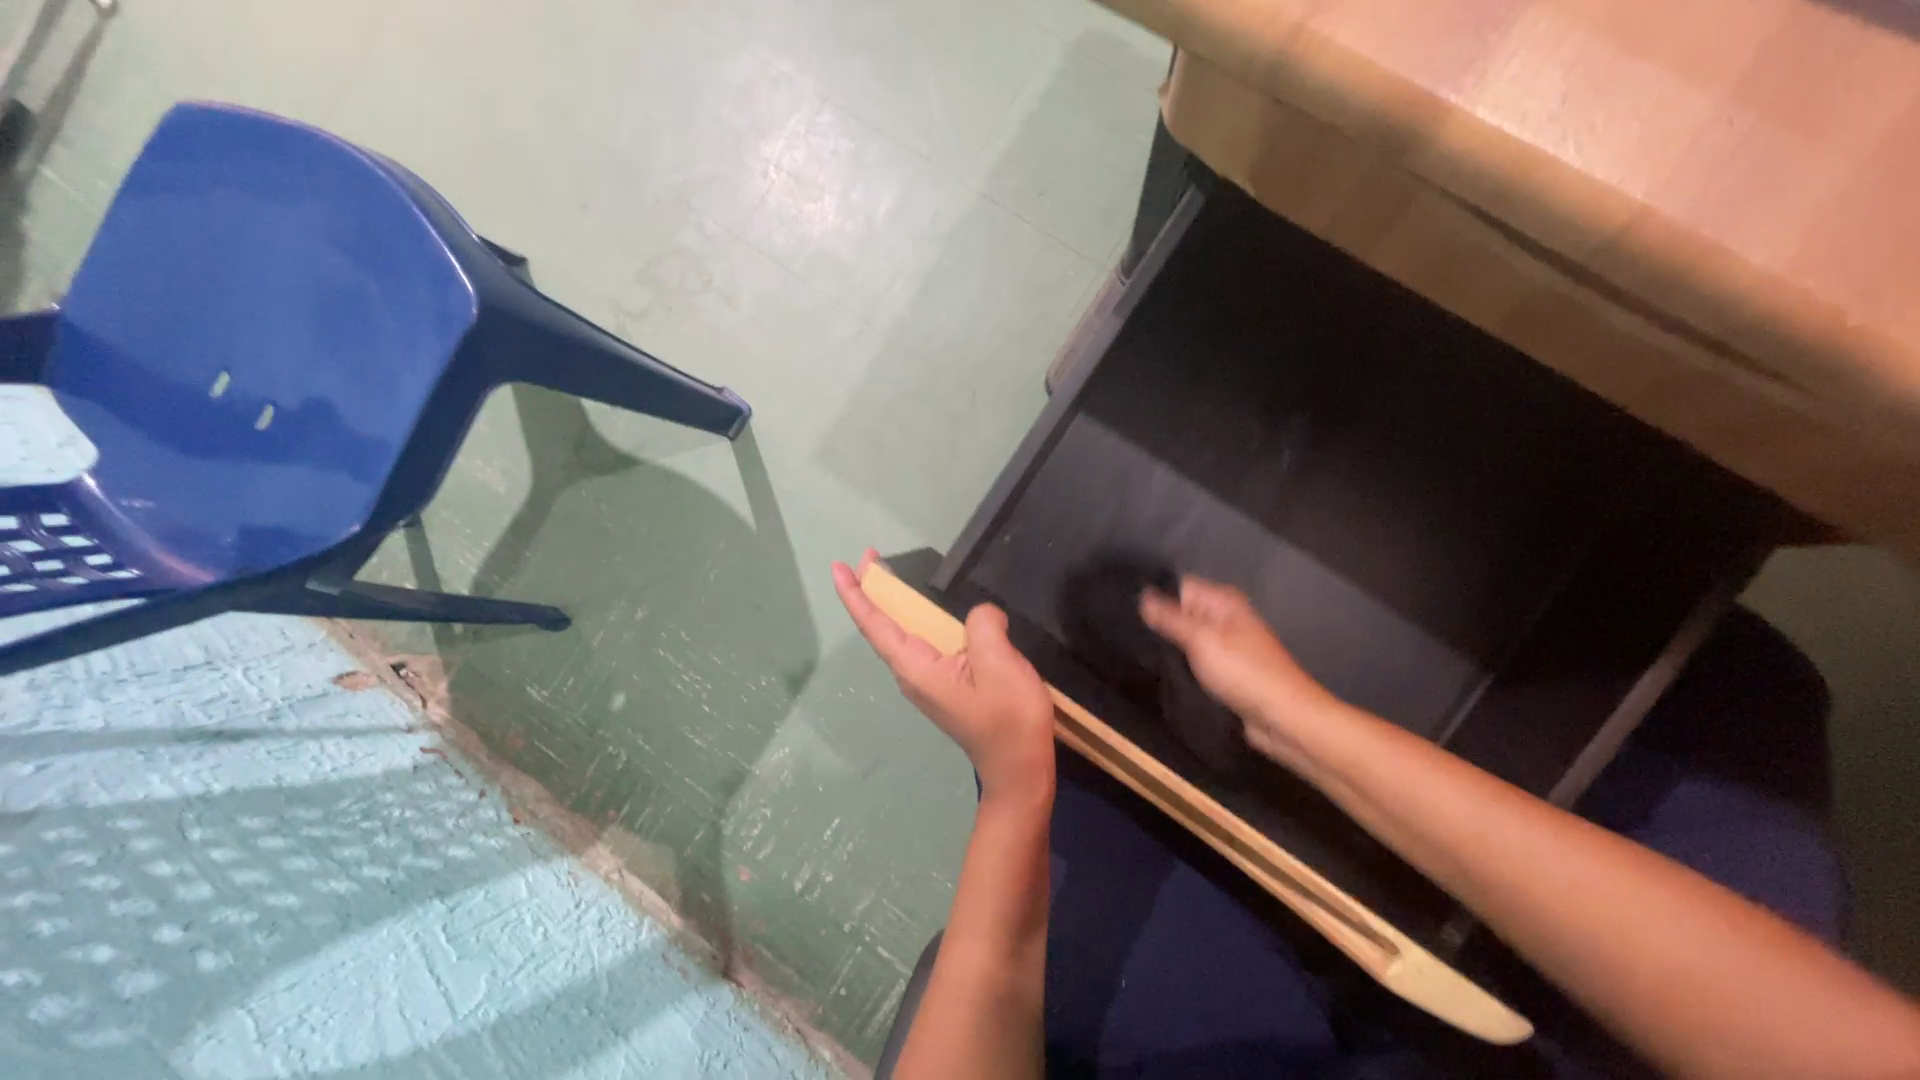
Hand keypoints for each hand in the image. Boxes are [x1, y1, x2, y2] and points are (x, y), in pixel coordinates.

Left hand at [833, 552, 1055, 804]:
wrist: (1019, 766)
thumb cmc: (1008, 717)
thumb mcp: (999, 663)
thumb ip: (982, 625)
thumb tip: (980, 614)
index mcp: (917, 668)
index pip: (875, 625)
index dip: (856, 595)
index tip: (839, 568)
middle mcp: (913, 674)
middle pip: (883, 626)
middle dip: (872, 590)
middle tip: (869, 557)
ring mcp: (928, 681)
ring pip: (902, 634)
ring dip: (895, 603)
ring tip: (892, 573)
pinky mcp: (945, 684)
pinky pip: (922, 642)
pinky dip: (918, 618)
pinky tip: (930, 608)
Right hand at [1139, 576, 1333, 764]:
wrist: (1282, 718)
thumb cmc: (1243, 671)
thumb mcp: (1201, 639)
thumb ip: (1169, 617)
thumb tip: (1142, 594)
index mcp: (1222, 601)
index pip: (1177, 586)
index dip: (1152, 594)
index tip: (1121, 606)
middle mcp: (1222, 618)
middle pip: (1180, 612)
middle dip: (1155, 623)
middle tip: (1123, 632)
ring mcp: (1223, 645)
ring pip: (1184, 639)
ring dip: (1165, 646)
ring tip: (1132, 650)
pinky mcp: (1222, 671)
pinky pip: (1192, 660)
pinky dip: (1178, 665)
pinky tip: (1155, 669)